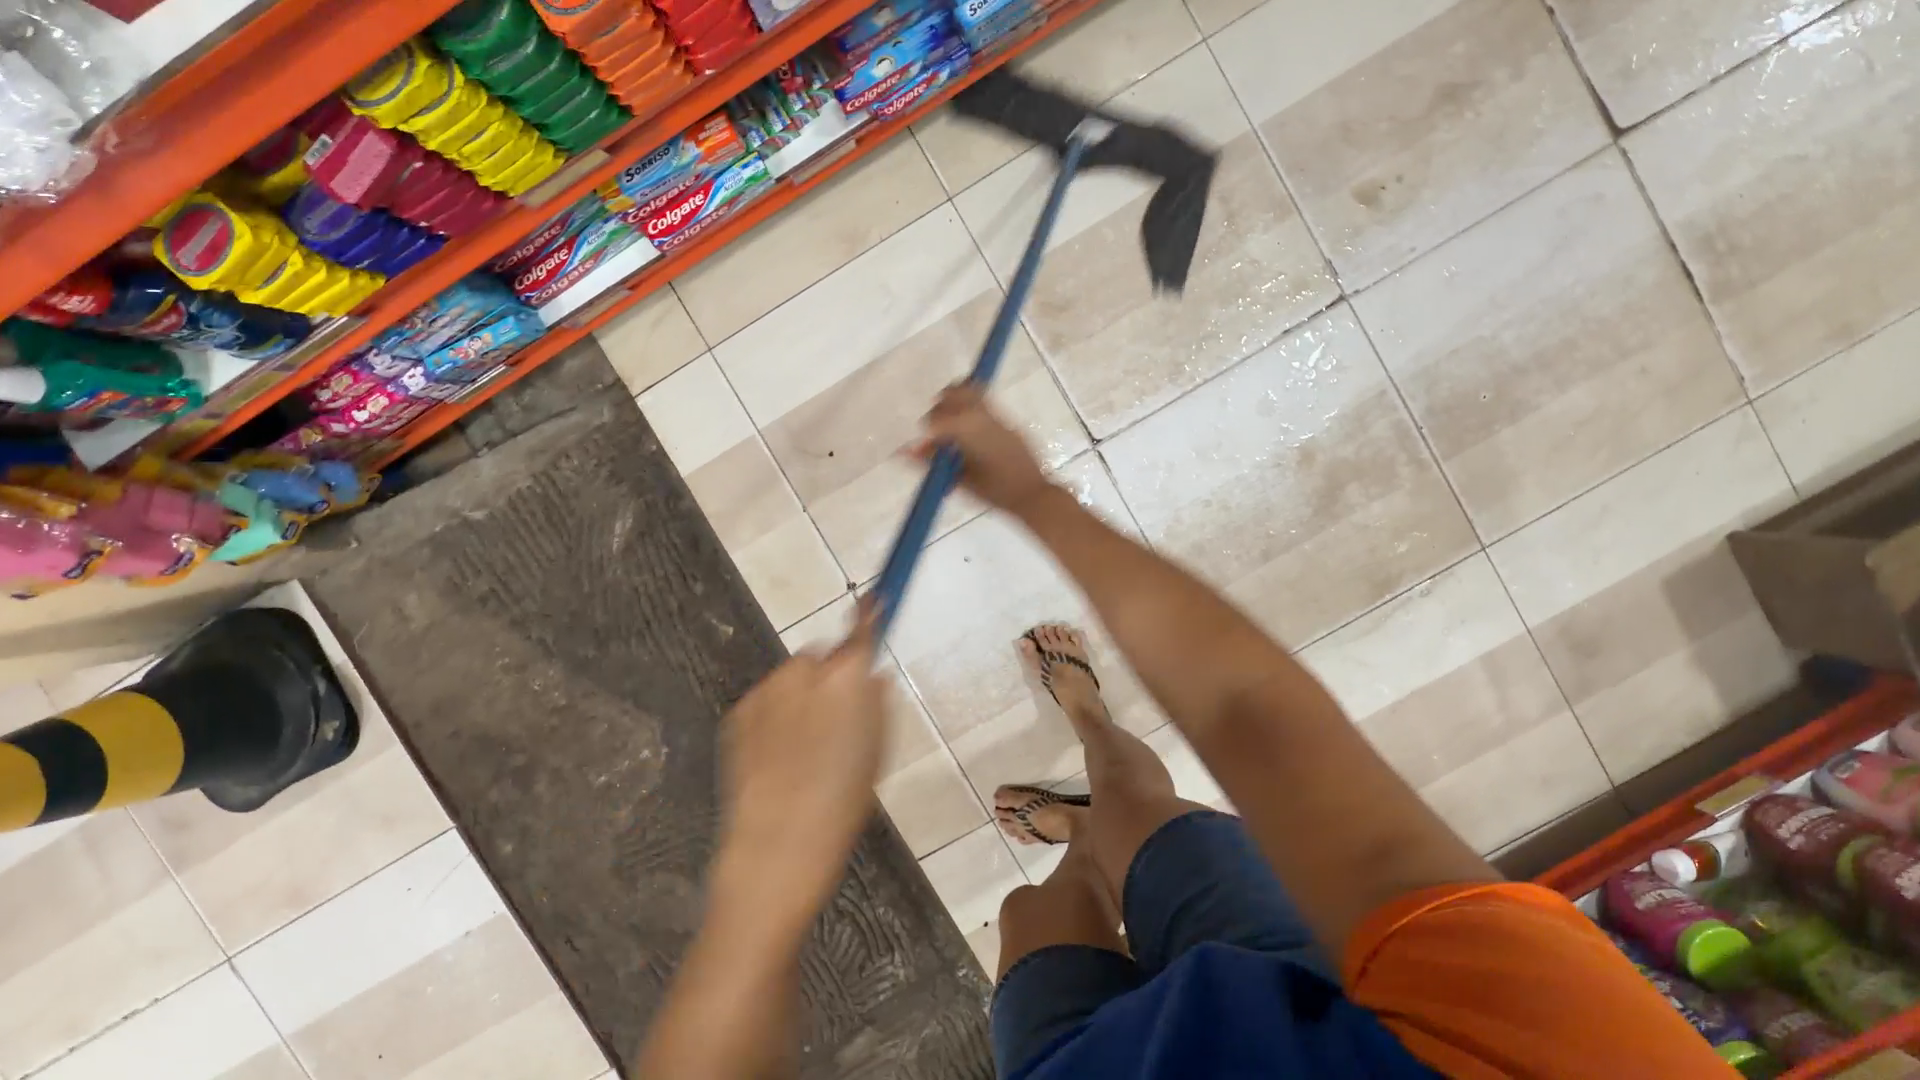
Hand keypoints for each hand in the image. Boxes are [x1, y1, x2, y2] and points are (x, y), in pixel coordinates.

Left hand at [716, 618, 887, 912]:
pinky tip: (779, 757)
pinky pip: (766, 702)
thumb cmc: (842, 799)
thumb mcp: (877, 751)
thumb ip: (876, 703)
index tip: (876, 596)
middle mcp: (804, 671)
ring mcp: (766, 690)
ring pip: (792, 680)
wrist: (779, 840)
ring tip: (804, 749)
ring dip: (800, 698)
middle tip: (837, 722)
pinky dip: (774, 718)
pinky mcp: (737, 712)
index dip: (870, 611)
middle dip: (829, 677)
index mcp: (847, 678)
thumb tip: (872, 675)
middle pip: (822, 657)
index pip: (861, 629)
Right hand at [914, 383, 1056, 514]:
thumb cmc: (996, 493)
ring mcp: (999, 416)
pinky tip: (968, 431)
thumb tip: (903, 451)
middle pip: (956, 394)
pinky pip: (984, 402)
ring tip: (951, 425)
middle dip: (941, 408)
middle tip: (936, 430)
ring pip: (971, 391)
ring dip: (955, 402)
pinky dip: (970, 408)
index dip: (930, 426)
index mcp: (971, 432)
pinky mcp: (1007, 421)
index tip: (926, 442)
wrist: (1034, 494)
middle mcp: (984, 417)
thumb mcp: (961, 480)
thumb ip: (932, 462)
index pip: (941, 416)